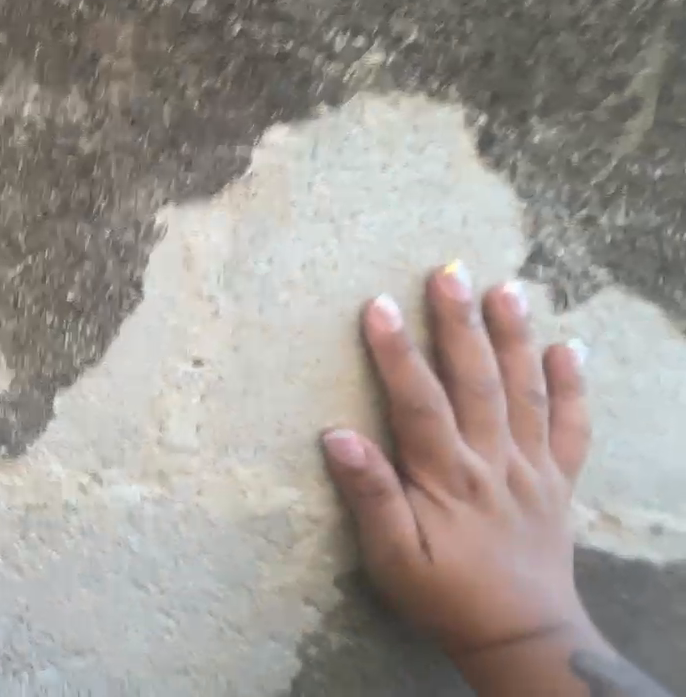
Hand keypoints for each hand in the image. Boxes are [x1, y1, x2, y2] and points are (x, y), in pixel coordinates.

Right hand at [322, 264, 595, 662]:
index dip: (397, 351)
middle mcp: (495, 464)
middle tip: (450, 272)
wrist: (525, 639)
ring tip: (507, 290)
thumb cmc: (442, 592)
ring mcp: (532, 470)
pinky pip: (570, 428)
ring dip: (514, 338)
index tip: (379, 304)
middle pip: (478, 383)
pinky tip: (568, 349)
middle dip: (460, 324)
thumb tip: (337, 435)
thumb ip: (368, 493)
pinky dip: (573, 387)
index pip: (418, 401)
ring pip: (526, 393)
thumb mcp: (389, 553)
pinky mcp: (555, 482)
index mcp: (448, 477)